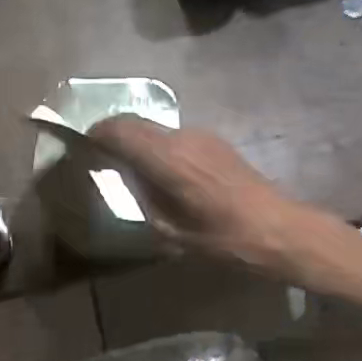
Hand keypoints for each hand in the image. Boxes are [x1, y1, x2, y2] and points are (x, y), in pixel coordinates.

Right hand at [87, 116, 311, 270]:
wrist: (279, 229)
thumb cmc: (222, 238)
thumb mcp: (169, 228)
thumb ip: (140, 194)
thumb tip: (123, 173)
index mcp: (166, 158)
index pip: (119, 129)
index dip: (96, 134)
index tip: (83, 146)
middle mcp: (181, 137)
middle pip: (135, 122)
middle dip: (113, 133)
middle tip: (101, 154)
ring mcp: (200, 135)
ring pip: (155, 128)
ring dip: (137, 139)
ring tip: (130, 166)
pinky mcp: (214, 140)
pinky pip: (173, 136)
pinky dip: (157, 145)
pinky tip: (161, 170)